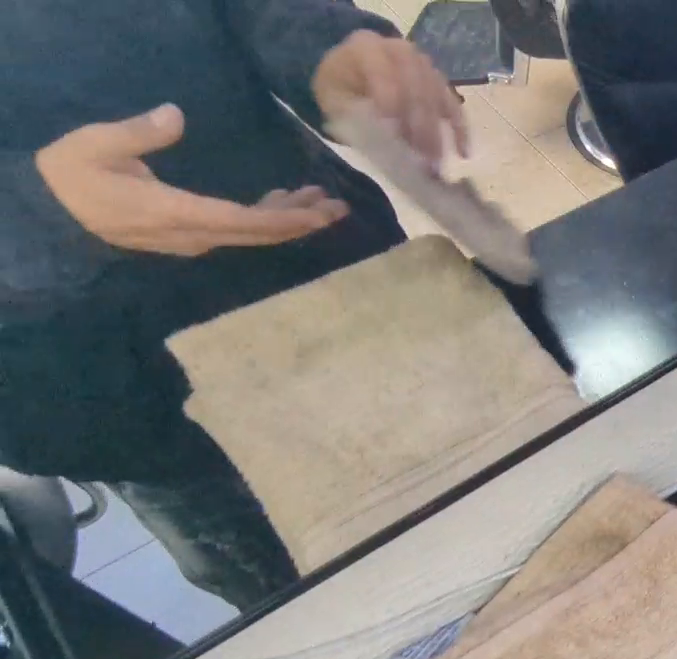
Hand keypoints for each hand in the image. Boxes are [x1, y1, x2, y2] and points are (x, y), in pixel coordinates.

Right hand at [35, 105, 348, 255]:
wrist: (49, 216)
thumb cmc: (70, 178)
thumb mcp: (93, 147)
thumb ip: (137, 134)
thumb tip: (176, 115)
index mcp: (178, 213)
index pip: (248, 222)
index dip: (289, 220)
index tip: (323, 214)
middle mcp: (200, 234)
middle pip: (265, 232)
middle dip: (306, 221)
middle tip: (341, 206)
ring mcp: (200, 238)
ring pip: (257, 232)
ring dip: (291, 216)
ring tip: (322, 198)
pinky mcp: (196, 235)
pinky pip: (243, 229)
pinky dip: (269, 215)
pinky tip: (286, 199)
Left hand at [314, 29, 468, 164]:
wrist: (356, 83)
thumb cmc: (344, 94)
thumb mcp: (338, 101)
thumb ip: (358, 116)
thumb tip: (388, 139)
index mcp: (365, 48)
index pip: (385, 73)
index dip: (393, 104)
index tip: (397, 137)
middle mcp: (399, 51)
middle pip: (418, 87)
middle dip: (421, 126)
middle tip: (421, 158)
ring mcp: (424, 66)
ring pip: (438, 98)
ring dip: (438, 133)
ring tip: (434, 163)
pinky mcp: (441, 84)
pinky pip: (455, 107)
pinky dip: (460, 131)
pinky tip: (462, 154)